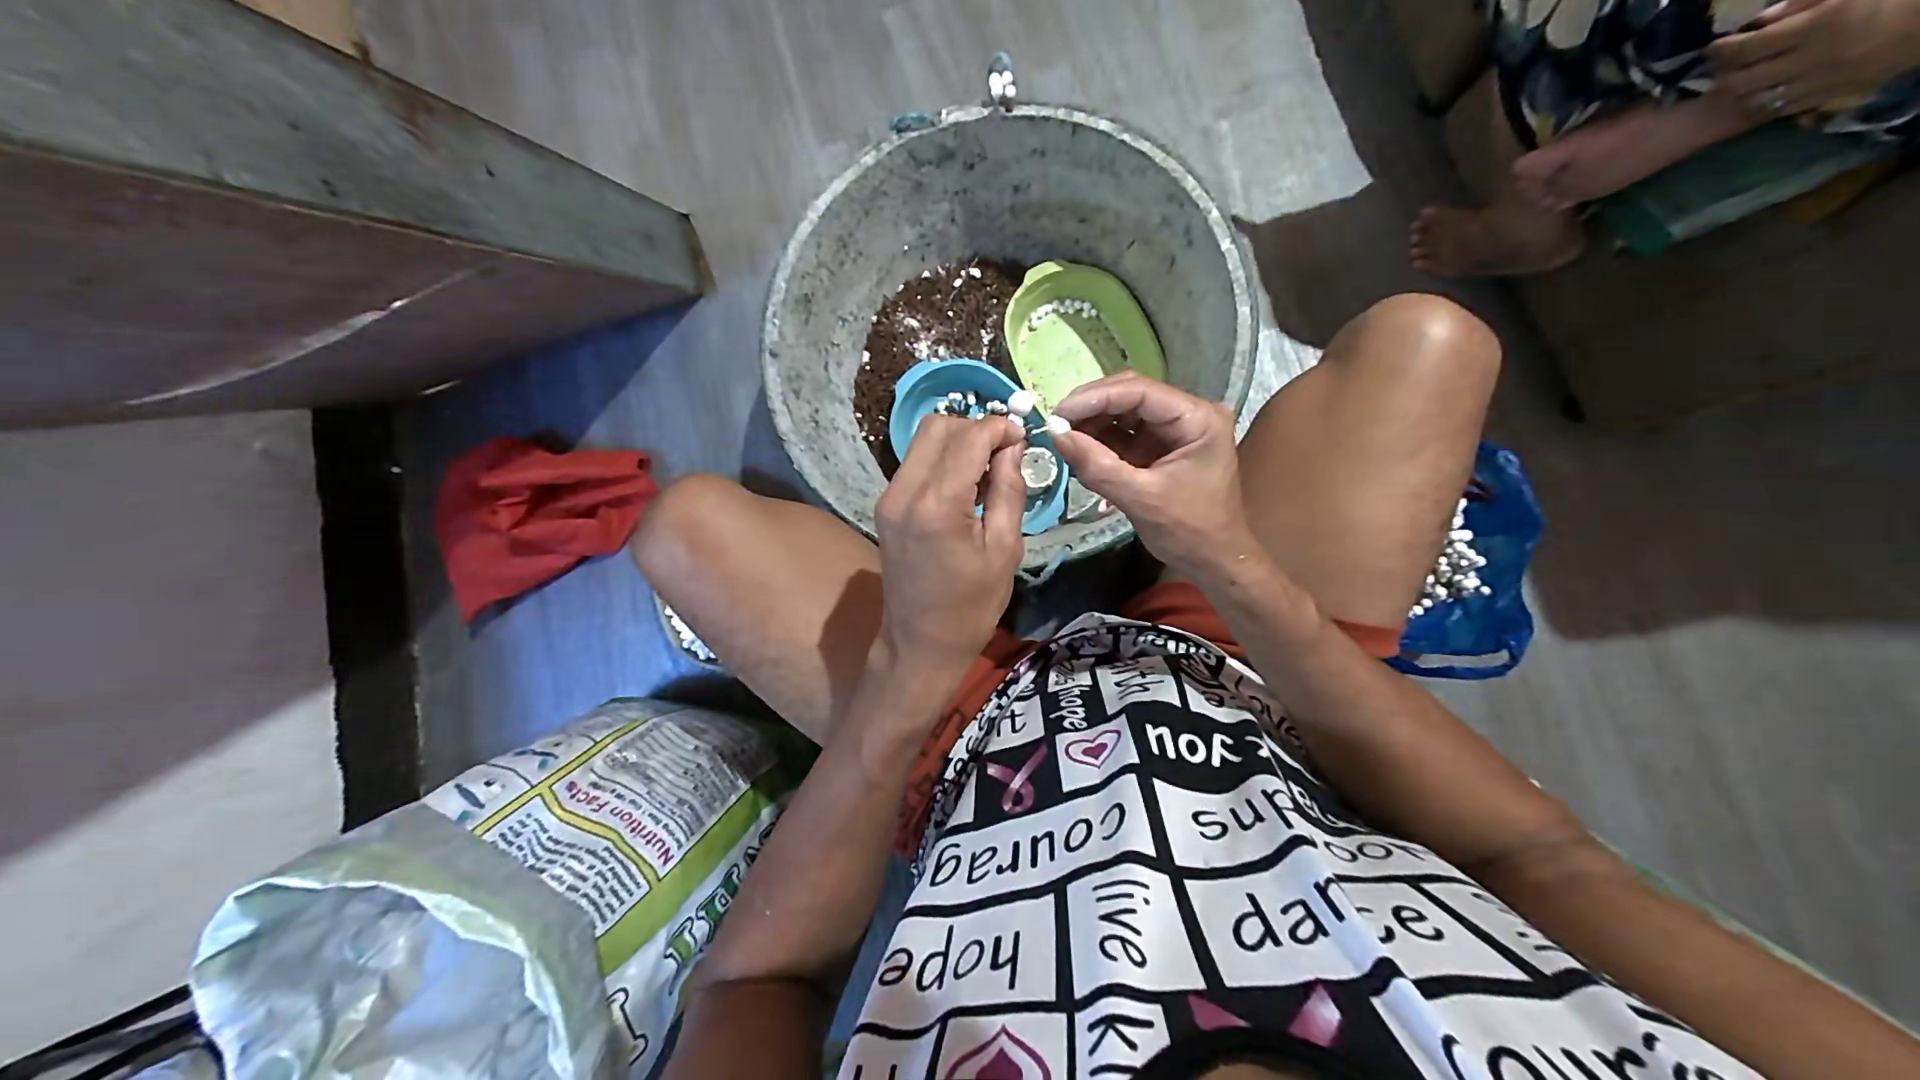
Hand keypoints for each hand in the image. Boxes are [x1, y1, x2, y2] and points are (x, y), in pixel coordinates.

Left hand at [873, 412, 1027, 678]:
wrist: (920, 643)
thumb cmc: (971, 606)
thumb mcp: (1005, 549)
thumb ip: (1009, 489)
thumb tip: (1014, 446)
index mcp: (938, 505)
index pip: (969, 437)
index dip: (1000, 428)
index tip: (1023, 438)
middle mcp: (905, 492)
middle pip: (939, 425)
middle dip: (976, 429)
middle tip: (1004, 454)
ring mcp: (889, 497)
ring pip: (923, 439)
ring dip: (958, 442)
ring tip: (986, 471)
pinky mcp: (885, 505)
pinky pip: (915, 463)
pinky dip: (942, 460)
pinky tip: (964, 485)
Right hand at [1049, 372, 1261, 579]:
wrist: (1213, 560)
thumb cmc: (1189, 530)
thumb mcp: (1141, 499)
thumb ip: (1098, 466)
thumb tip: (1056, 435)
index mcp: (1197, 418)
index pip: (1140, 392)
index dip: (1095, 398)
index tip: (1058, 413)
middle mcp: (1187, 414)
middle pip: (1130, 395)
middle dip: (1091, 408)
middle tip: (1055, 424)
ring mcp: (1173, 430)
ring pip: (1123, 412)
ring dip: (1091, 423)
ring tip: (1063, 438)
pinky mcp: (1159, 447)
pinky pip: (1123, 433)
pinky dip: (1099, 440)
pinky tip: (1078, 449)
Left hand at [1710, 0, 1919, 115]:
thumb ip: (1799, 3)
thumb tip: (1756, 23)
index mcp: (1818, 26)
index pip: (1748, 47)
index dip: (1722, 49)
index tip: (1712, 48)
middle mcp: (1811, 59)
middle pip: (1741, 80)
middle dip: (1724, 74)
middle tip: (1723, 66)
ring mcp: (1819, 82)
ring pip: (1755, 99)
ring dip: (1741, 93)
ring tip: (1739, 81)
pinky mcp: (1828, 97)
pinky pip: (1780, 108)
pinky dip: (1765, 102)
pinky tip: (1765, 91)